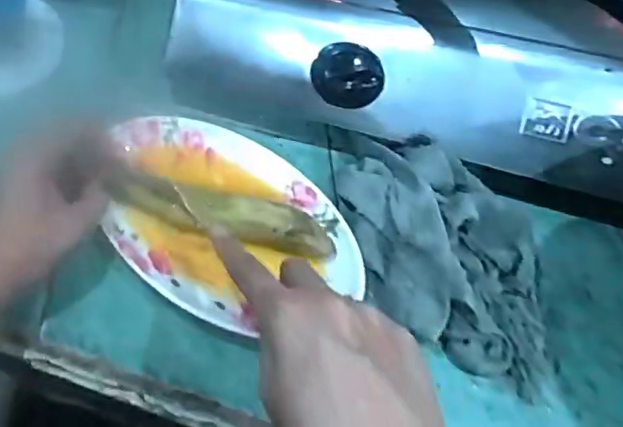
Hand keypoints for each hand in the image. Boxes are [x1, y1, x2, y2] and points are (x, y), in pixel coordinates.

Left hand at [0, 125, 111, 308]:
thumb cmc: (27, 246)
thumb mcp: (70, 228)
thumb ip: (95, 201)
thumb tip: (106, 185)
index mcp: (35, 152)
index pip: (74, 129)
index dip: (101, 139)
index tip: (120, 155)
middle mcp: (20, 148)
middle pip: (61, 135)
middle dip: (89, 147)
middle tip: (111, 166)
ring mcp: (10, 162)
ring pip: (50, 149)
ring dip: (74, 159)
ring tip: (97, 178)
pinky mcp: (6, 177)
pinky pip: (38, 161)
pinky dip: (59, 169)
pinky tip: (73, 189)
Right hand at [213, 232, 443, 426]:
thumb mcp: (273, 393)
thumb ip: (275, 348)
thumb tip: (286, 335)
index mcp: (286, 314)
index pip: (248, 271)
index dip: (230, 250)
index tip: (218, 229)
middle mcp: (326, 301)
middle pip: (298, 271)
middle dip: (292, 292)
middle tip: (299, 330)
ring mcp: (369, 315)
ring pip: (339, 302)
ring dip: (333, 322)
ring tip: (348, 370)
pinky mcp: (404, 337)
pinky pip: (374, 326)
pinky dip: (367, 343)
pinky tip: (378, 381)